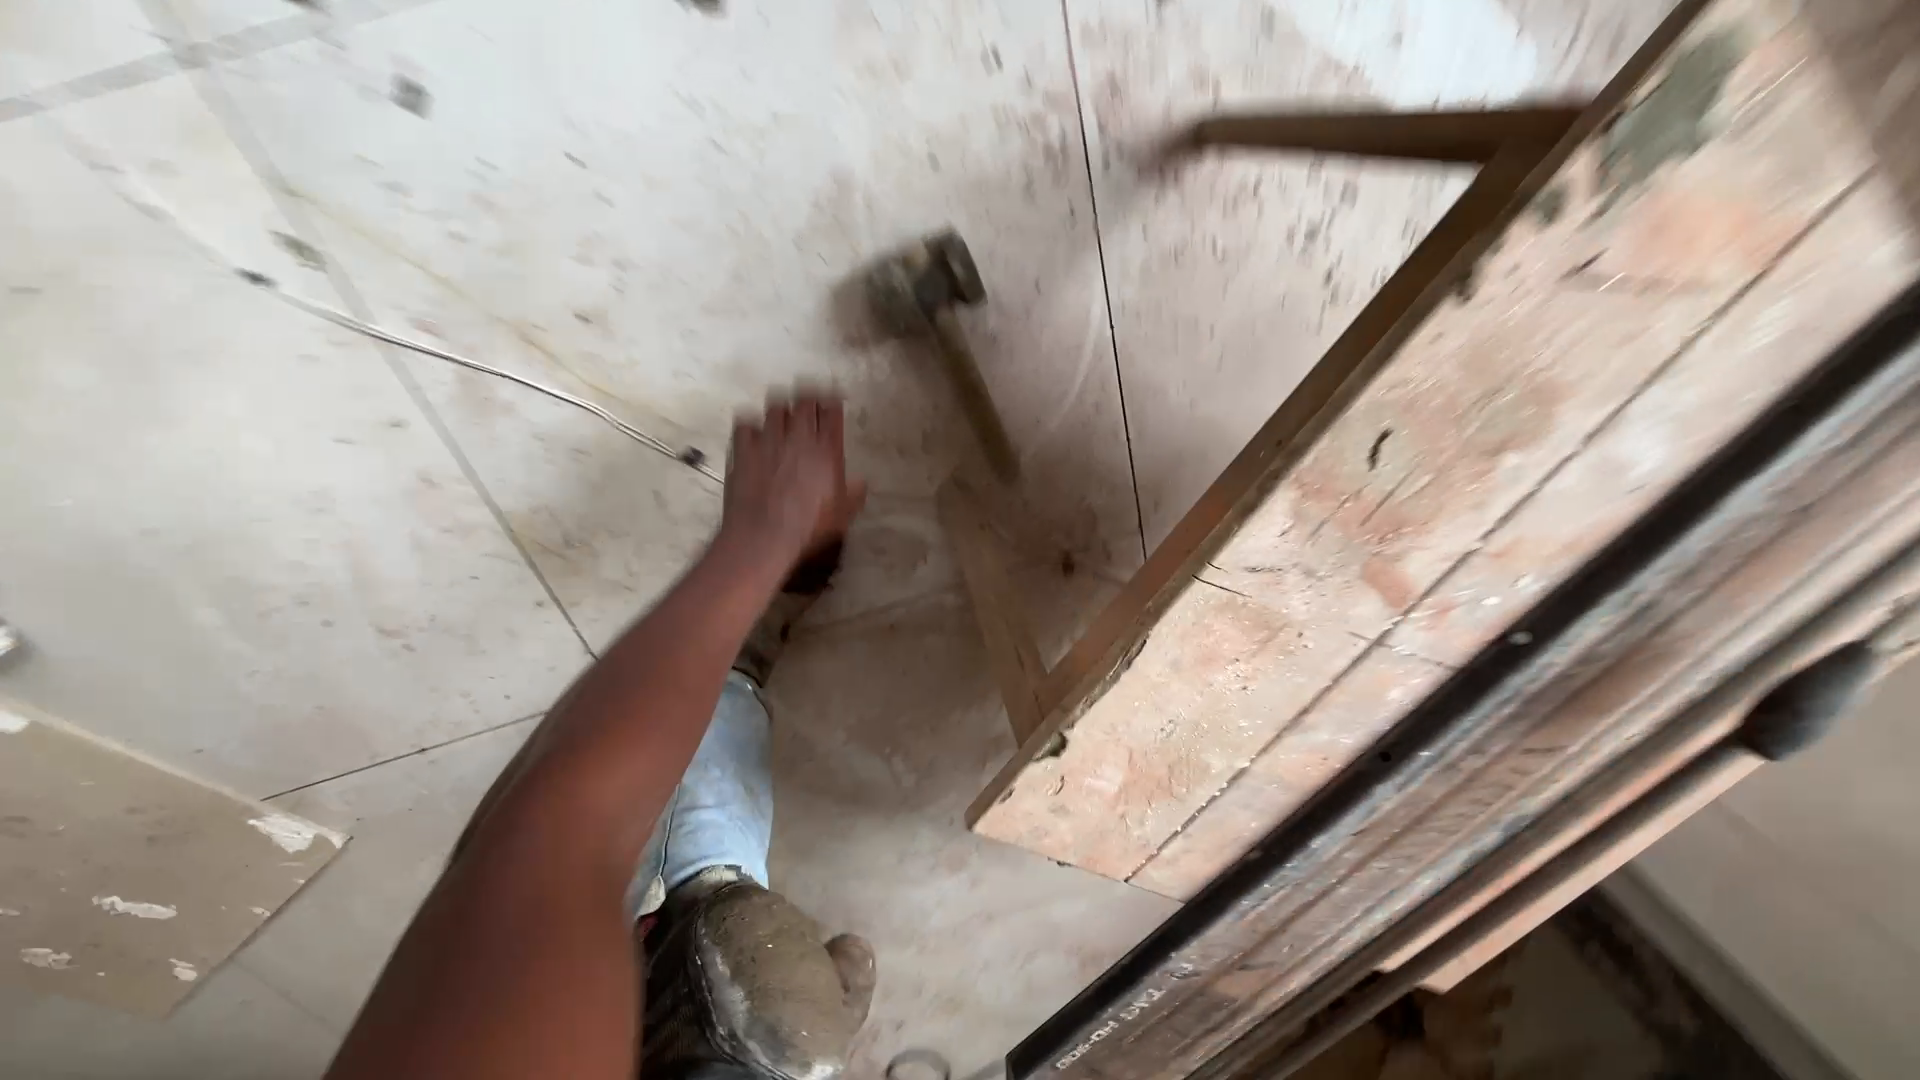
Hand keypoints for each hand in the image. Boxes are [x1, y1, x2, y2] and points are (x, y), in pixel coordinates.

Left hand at [720, 392, 867, 568]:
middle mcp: (798, 437)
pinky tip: (754, 433)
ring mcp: (768, 440)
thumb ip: (853, 494)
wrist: (763, 537)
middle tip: (809, 403)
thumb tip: (860, 483)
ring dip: (781, 408)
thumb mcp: (842, 515)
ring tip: (782, 415)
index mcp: (827, 449)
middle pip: (804, 399)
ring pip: (775, 406)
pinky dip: (751, 425)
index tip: (833, 401)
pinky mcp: (743, 449)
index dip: (833, 401)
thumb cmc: (808, 528)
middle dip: (808, 397)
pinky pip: (746, 424)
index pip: (832, 410)